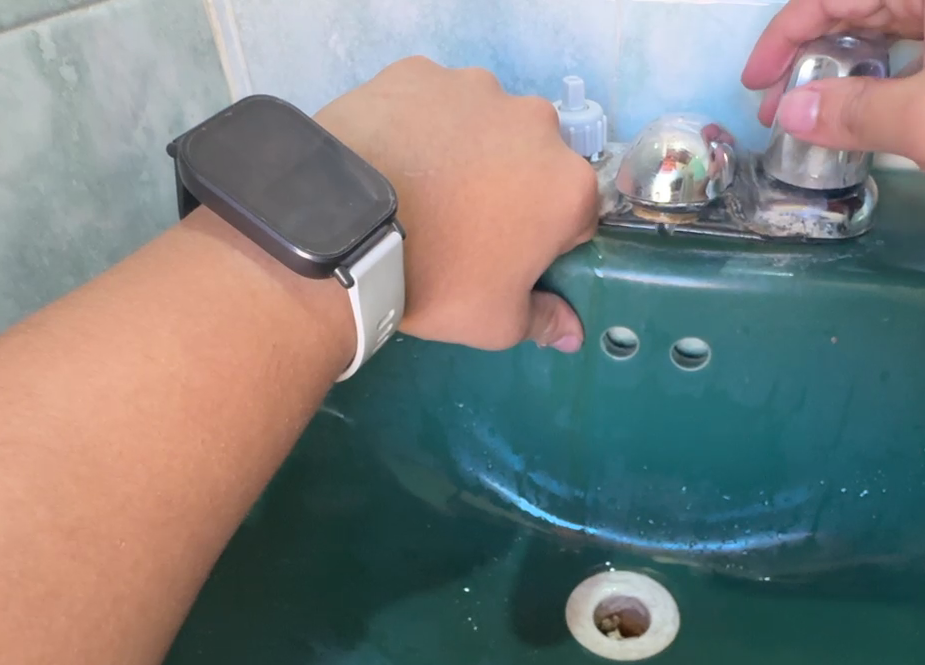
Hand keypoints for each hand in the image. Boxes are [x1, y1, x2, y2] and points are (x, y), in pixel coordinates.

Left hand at [319, 58, 599, 351]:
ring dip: (469, 155)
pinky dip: (422, 129)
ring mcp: (475, 88)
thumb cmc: (440, 283)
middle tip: (465, 229)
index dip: (547, 243)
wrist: (347, 233)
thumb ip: (544, 320)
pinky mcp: (419, 73)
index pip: (577, 217)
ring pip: (486, 128)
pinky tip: (395, 163)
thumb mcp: (497, 322)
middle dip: (512, 192)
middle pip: (535, 164)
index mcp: (567, 185)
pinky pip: (432, 105)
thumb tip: (572, 333)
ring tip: (424, 195)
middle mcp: (535, 123)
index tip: (511, 259)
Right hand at [742, 0, 924, 189]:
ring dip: (855, 71)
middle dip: (814, 54)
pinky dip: (899, 78)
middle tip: (783, 112)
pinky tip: (885, 115)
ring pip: (901, 25)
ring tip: (825, 121)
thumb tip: (788, 109)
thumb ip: (851, 113)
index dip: (782, 35)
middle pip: (865, 0)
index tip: (755, 87)